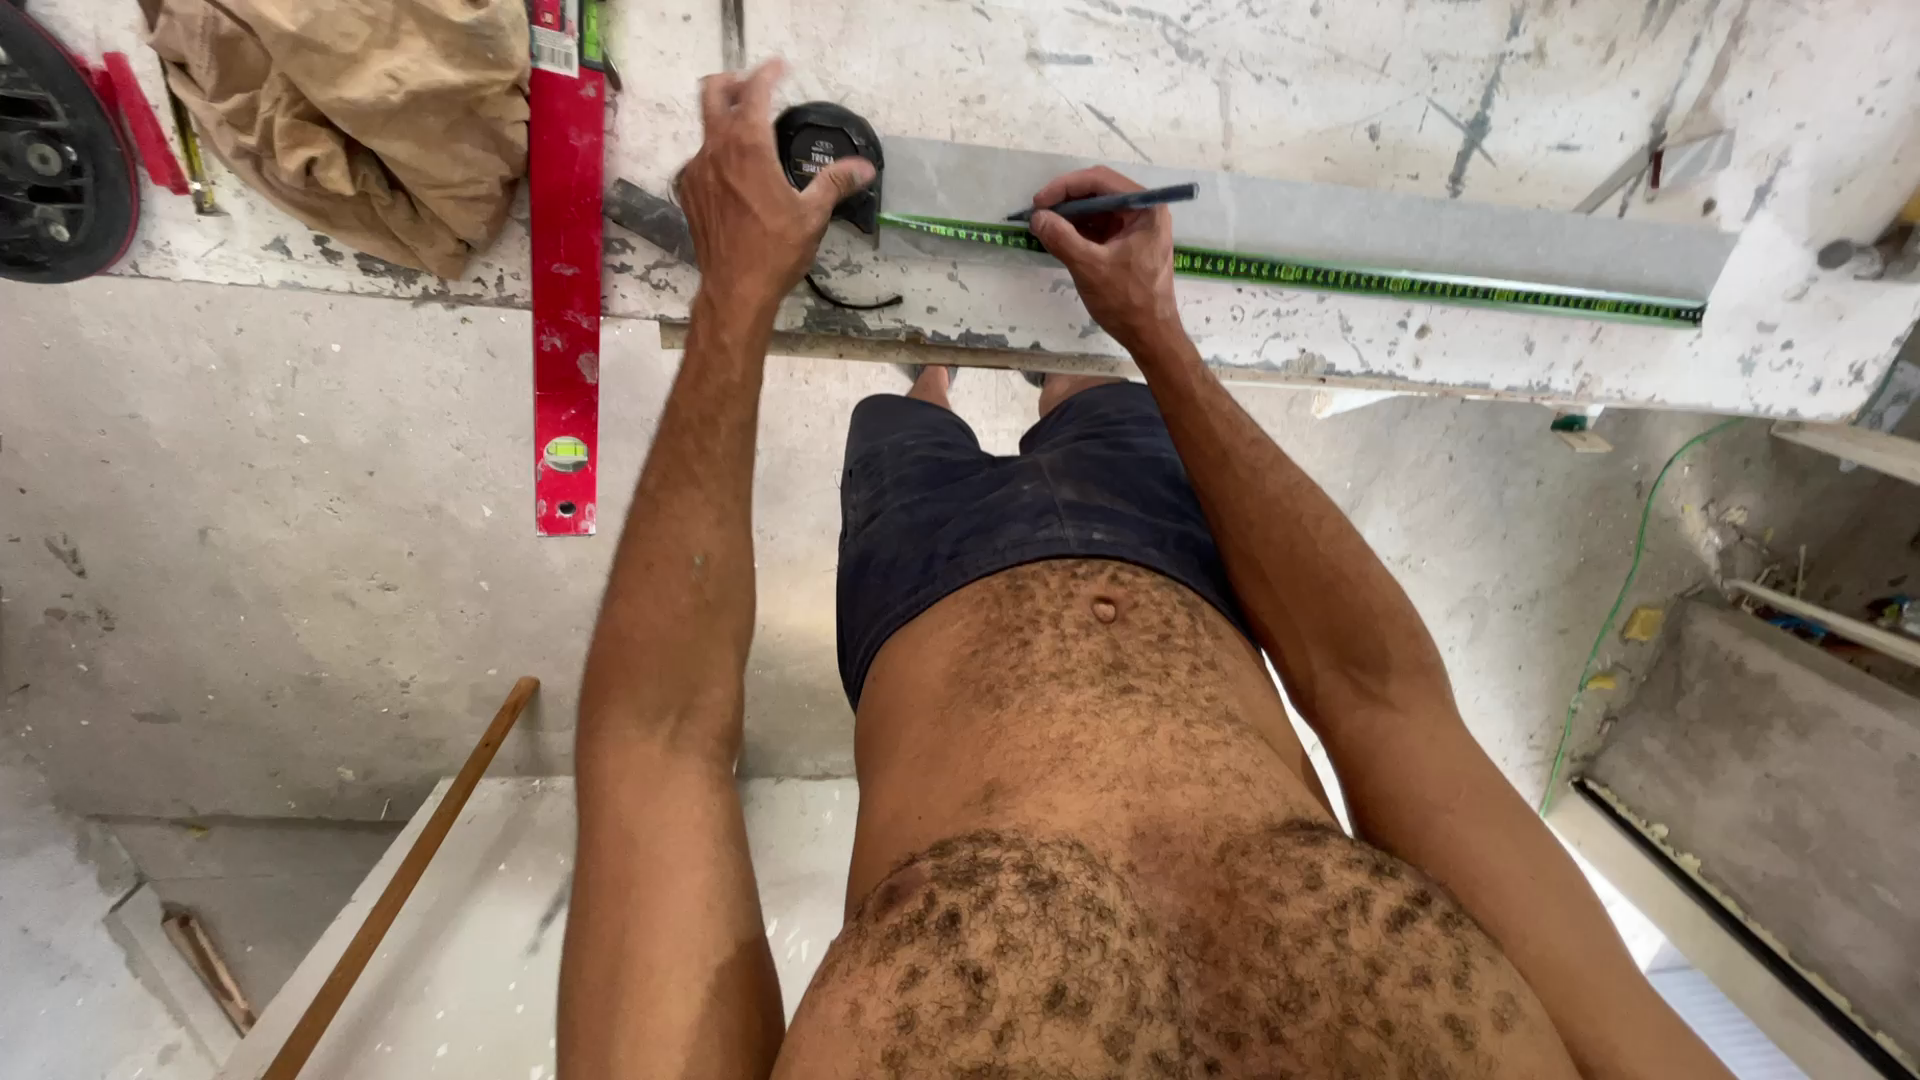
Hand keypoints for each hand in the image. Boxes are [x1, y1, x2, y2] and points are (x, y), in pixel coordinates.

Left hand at [676, 59, 876, 322]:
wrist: (736, 289)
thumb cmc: (775, 252)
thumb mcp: (812, 216)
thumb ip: (835, 183)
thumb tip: (864, 168)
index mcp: (748, 147)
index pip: (754, 90)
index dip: (769, 73)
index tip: (781, 69)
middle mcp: (716, 149)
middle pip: (713, 92)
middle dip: (733, 82)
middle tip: (754, 90)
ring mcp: (697, 170)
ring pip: (706, 127)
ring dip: (725, 121)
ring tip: (748, 138)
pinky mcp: (688, 191)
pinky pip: (700, 160)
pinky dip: (717, 156)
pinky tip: (734, 178)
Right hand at [1027, 166, 1184, 354]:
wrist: (1150, 336)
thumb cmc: (1127, 301)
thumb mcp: (1090, 268)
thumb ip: (1062, 238)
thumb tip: (1037, 218)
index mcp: (1145, 209)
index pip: (1100, 181)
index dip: (1065, 187)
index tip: (1039, 202)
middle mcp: (1144, 212)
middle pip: (1099, 194)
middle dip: (1066, 202)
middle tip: (1039, 215)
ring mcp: (1136, 230)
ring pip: (1097, 213)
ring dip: (1070, 218)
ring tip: (1044, 228)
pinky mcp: (1127, 247)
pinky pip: (1099, 231)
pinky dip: (1078, 233)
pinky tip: (1059, 240)